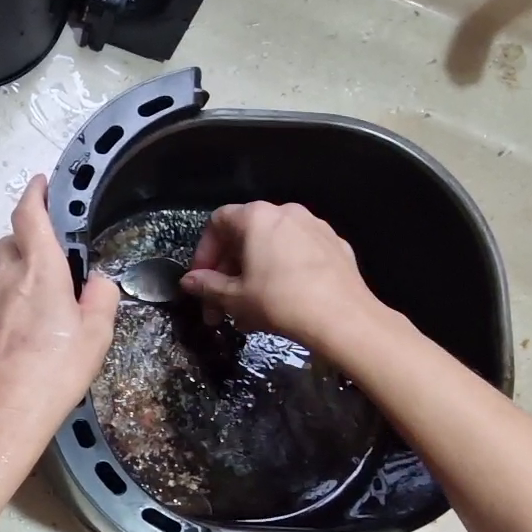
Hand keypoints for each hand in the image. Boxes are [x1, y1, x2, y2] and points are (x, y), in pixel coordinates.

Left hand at [0, 175, 118, 466]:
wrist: (3, 415)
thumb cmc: (55, 373)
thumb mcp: (97, 336)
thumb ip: (101, 298)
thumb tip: (96, 281)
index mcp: (39, 270)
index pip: (30, 215)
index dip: (35, 194)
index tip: (42, 185)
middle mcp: (3, 277)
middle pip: (10, 242)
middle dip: (28, 240)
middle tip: (49, 259)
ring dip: (11, 272)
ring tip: (32, 298)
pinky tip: (11, 329)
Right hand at [180, 201, 388, 350]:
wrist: (342, 318)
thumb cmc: (279, 301)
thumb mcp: (234, 298)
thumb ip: (207, 286)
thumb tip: (188, 281)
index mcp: (257, 218)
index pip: (218, 222)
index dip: (203, 253)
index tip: (200, 282)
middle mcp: (286, 212)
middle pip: (245, 236)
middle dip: (227, 271)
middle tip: (219, 306)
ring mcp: (315, 227)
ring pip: (271, 246)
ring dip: (252, 274)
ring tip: (247, 311)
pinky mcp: (335, 245)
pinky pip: (297, 254)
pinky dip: (281, 272)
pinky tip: (281, 302)